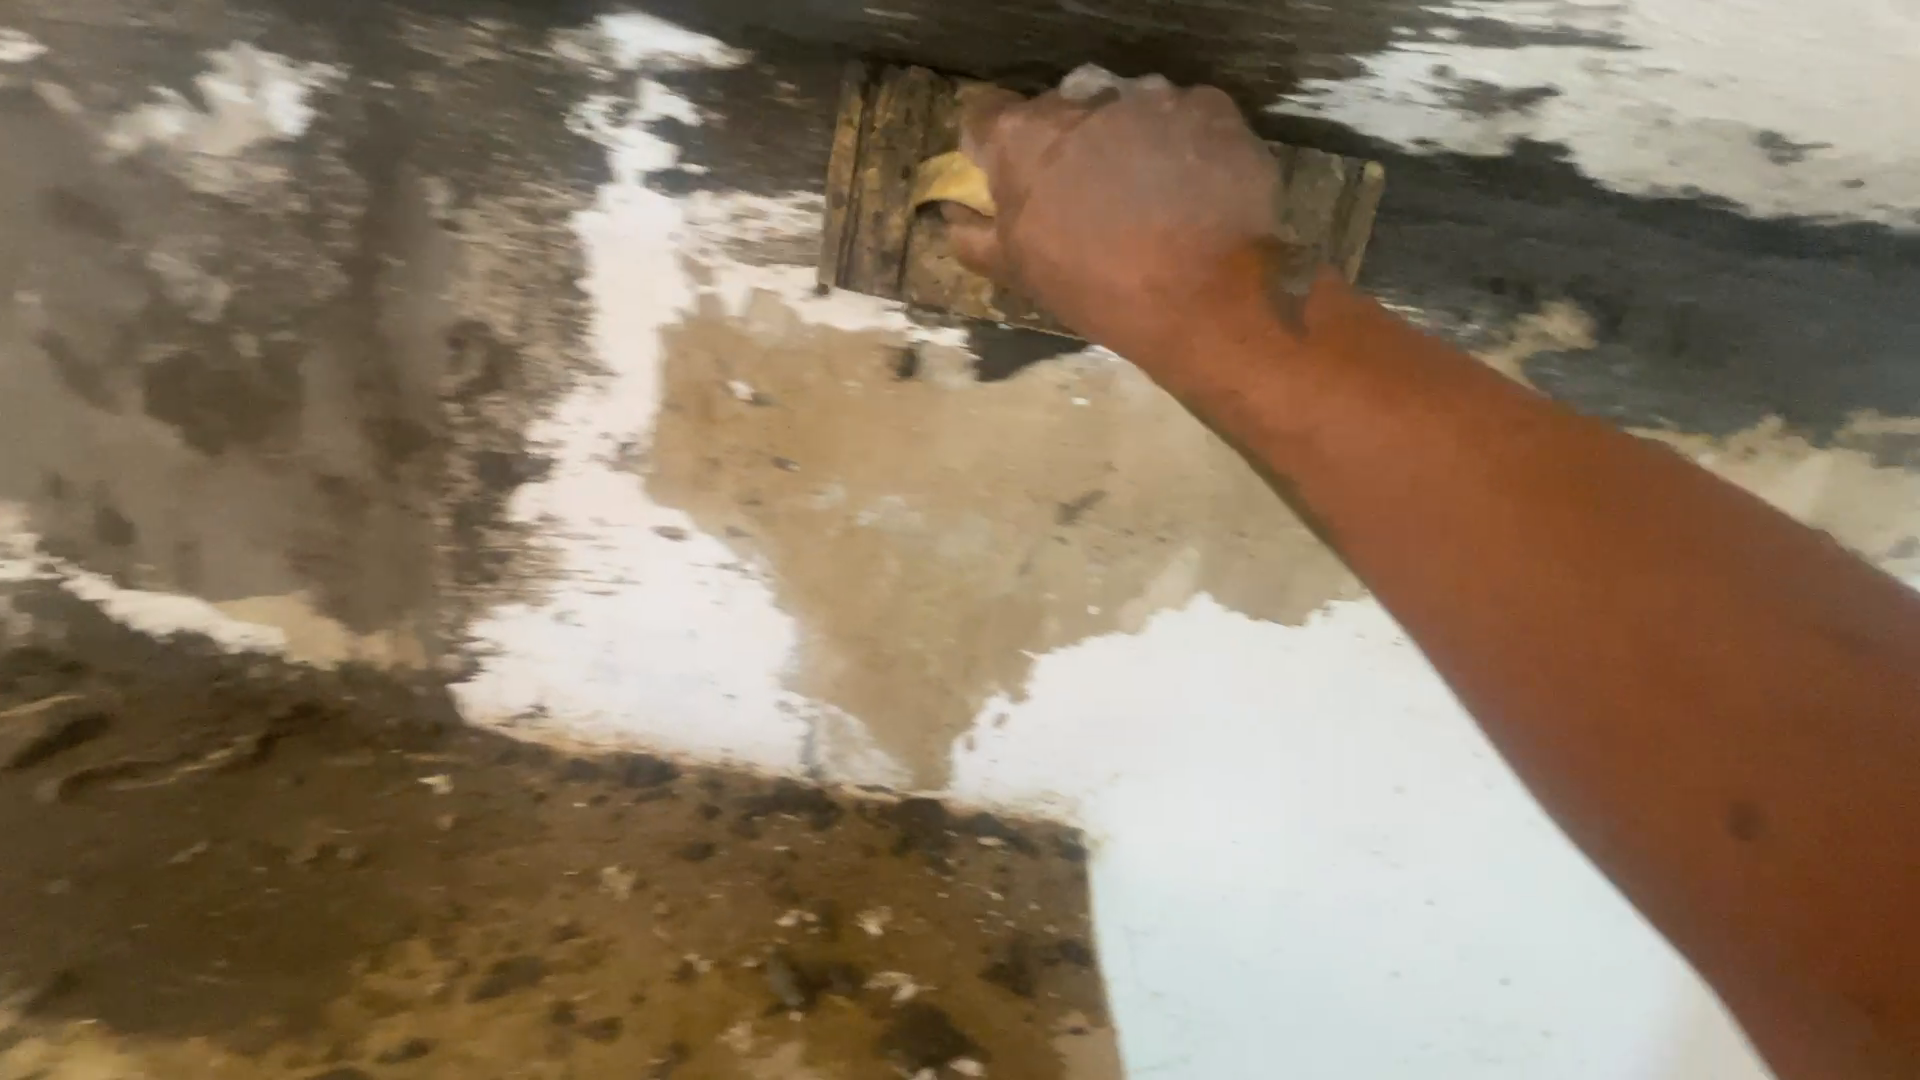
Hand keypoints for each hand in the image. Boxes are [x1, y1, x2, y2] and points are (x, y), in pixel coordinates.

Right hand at [944, 73, 1289, 368]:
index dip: (992, 153)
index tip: (1006, 182)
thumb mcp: (1018, 273)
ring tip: (1143, 196)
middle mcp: (1082, 98)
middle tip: (1082, 200)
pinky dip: (1178, 145)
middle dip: (1062, 147)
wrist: (1199, 297)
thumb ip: (974, 237)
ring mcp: (1151, 95)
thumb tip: (951, 215)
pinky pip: (1181, 117)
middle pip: (1058, 112)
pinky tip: (1187, 190)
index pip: (985, 121)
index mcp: (1022, 138)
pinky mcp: (1209, 105)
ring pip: (1122, 109)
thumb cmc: (1093, 289)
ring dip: (1121, 140)